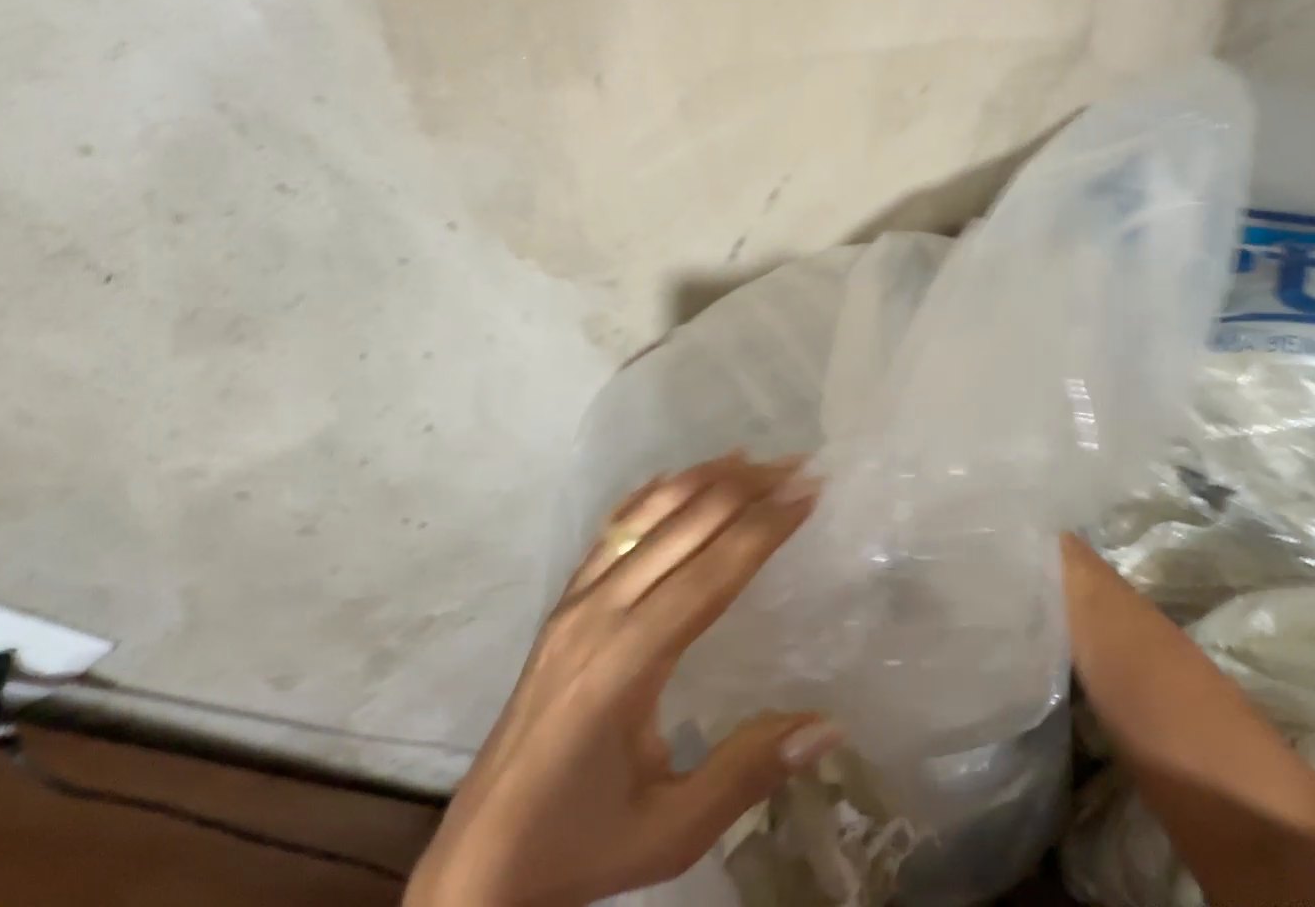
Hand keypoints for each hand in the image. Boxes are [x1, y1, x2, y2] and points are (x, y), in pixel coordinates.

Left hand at [405, 455, 843, 906]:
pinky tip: (671, 484)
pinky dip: (646, 500)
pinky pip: (608, 538)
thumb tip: (829, 724)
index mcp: (627, 662)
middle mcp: (598, 615)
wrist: (485, 856)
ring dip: (697, 484)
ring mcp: (573, 608)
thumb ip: (748, 772)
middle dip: (742, 491)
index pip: (710, 574)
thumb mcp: (674, 828)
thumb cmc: (582, 842)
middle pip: (679, 530)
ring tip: (749, 458)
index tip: (809, 492)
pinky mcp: (561, 612)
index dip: (762, 528)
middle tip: (797, 465)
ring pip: (641, 522)